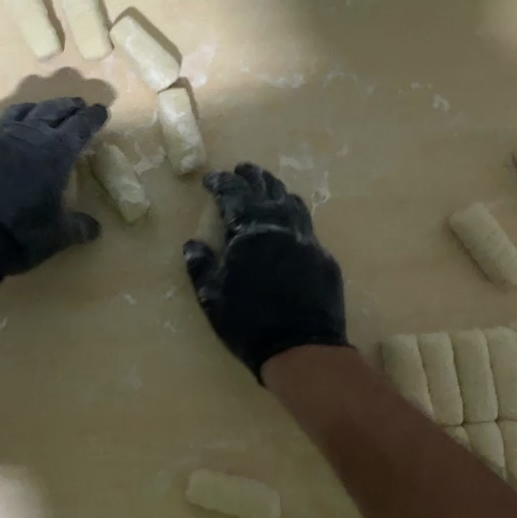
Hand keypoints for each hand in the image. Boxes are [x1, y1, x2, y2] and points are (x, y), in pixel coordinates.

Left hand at [0, 97, 109, 288]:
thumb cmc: (21, 234)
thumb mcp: (58, 235)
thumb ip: (79, 227)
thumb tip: (95, 228)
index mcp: (55, 153)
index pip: (80, 126)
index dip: (93, 117)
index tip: (101, 110)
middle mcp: (30, 136)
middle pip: (53, 110)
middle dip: (69, 106)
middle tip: (78, 105)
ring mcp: (0, 139)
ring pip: (24, 110)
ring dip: (40, 107)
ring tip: (47, 109)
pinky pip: (1, 126)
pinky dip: (14, 123)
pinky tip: (14, 133)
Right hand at [184, 163, 348, 379]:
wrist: (302, 348)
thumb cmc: (248, 323)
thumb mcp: (211, 297)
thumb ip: (200, 265)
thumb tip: (193, 243)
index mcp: (248, 232)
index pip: (232, 194)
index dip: (220, 183)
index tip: (211, 178)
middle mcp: (279, 226)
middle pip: (264, 189)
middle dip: (250, 176)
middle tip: (240, 170)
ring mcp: (305, 239)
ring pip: (290, 201)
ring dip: (275, 190)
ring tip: (266, 186)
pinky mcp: (323, 256)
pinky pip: (305, 224)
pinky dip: (292, 213)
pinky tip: (289, 219)